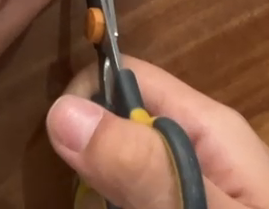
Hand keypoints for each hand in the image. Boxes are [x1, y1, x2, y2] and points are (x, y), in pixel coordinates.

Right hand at [47, 56, 268, 208]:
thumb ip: (145, 168)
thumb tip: (60, 110)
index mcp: (208, 127)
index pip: (126, 73)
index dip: (87, 100)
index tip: (65, 155)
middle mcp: (199, 149)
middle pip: (119, 132)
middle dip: (96, 173)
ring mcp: (197, 190)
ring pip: (124, 182)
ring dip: (109, 204)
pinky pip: (145, 203)